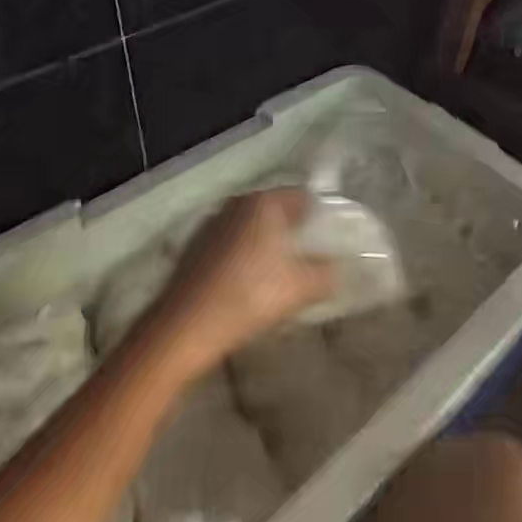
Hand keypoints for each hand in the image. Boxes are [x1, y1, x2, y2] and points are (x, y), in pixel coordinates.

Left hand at [143, 189, 336, 377]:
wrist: (185, 324)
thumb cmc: (250, 296)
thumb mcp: (301, 288)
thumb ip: (327, 272)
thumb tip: (336, 266)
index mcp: (264, 201)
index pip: (304, 197)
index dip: (321, 219)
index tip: (331, 245)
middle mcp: (237, 202)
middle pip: (276, 211)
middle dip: (295, 233)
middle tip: (311, 262)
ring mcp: (212, 221)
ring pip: (252, 228)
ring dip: (268, 246)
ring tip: (281, 278)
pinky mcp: (194, 244)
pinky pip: (232, 243)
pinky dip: (245, 257)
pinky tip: (249, 286)